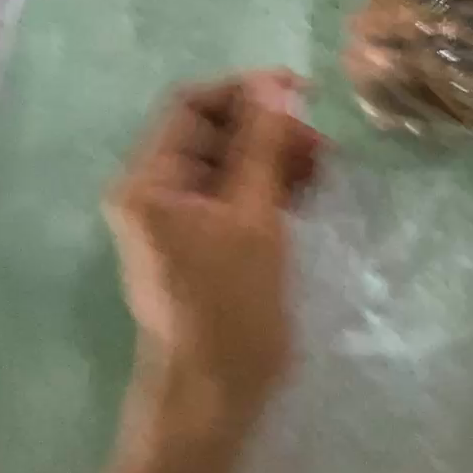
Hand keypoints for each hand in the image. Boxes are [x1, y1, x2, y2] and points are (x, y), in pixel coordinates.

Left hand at [106, 71, 323, 420]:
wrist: (218, 387)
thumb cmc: (230, 298)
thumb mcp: (252, 213)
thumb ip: (263, 144)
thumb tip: (275, 84)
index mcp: (150, 181)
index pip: (193, 105)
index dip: (247, 90)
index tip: (304, 94)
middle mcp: (161, 190)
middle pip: (217, 129)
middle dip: (271, 127)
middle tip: (321, 145)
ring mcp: (188, 214)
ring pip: (237, 157)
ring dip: (280, 152)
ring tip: (322, 168)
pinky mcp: (215, 235)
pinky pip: (246, 187)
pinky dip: (277, 179)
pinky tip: (311, 188)